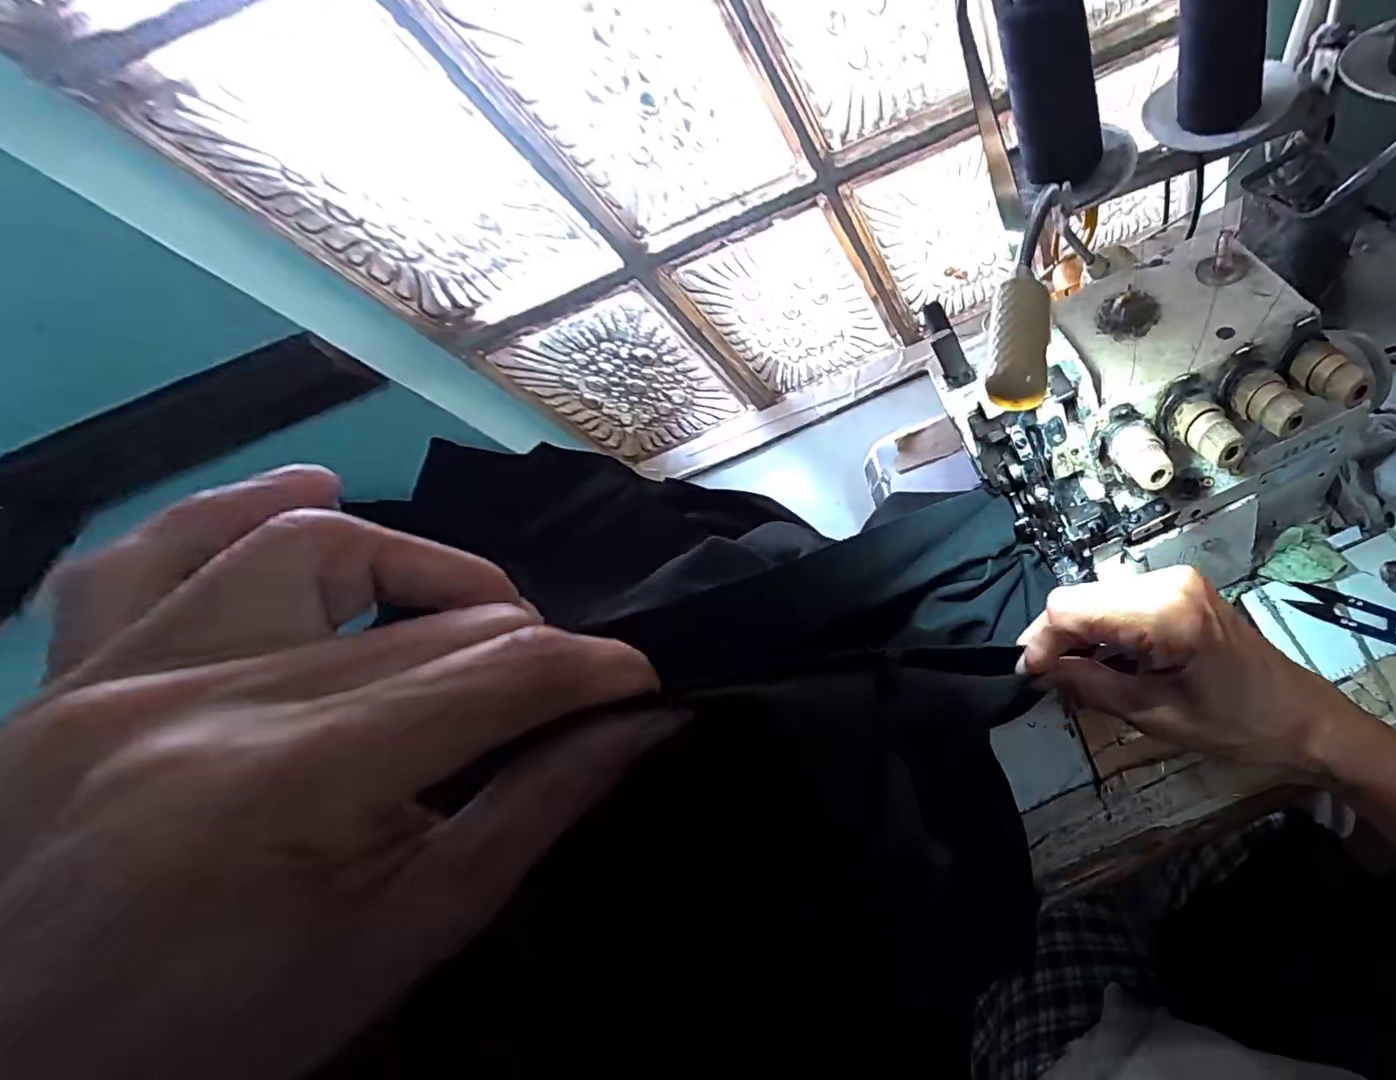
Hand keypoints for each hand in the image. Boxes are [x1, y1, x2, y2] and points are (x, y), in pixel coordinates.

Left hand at [0, 468, 681, 1079]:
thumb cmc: (234, 1027)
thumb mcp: (422, 926)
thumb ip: (547, 800)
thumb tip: (648, 721)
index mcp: (289, 779)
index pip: (500, 674)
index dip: (599, 670)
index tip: (650, 687)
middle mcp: (197, 700)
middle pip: (438, 620)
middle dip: (543, 648)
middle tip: (577, 694)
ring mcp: (109, 678)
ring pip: (313, 547)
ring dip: (428, 567)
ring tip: (475, 611)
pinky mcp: (60, 681)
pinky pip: (147, 555)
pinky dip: (238, 514)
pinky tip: (309, 492)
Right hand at [1016, 566, 1375, 776]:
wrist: (1301, 715)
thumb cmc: (1238, 725)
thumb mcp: (1155, 715)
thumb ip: (1090, 685)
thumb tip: (1040, 668)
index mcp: (1166, 611)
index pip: (1073, 607)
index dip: (1042, 639)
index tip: (1030, 675)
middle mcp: (1167, 580)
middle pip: (1080, 597)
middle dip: (1056, 637)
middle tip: (1046, 678)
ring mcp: (1174, 579)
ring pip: (1095, 596)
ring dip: (1077, 633)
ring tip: (1074, 674)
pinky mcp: (1177, 587)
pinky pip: (1119, 600)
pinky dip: (1102, 628)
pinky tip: (1103, 658)